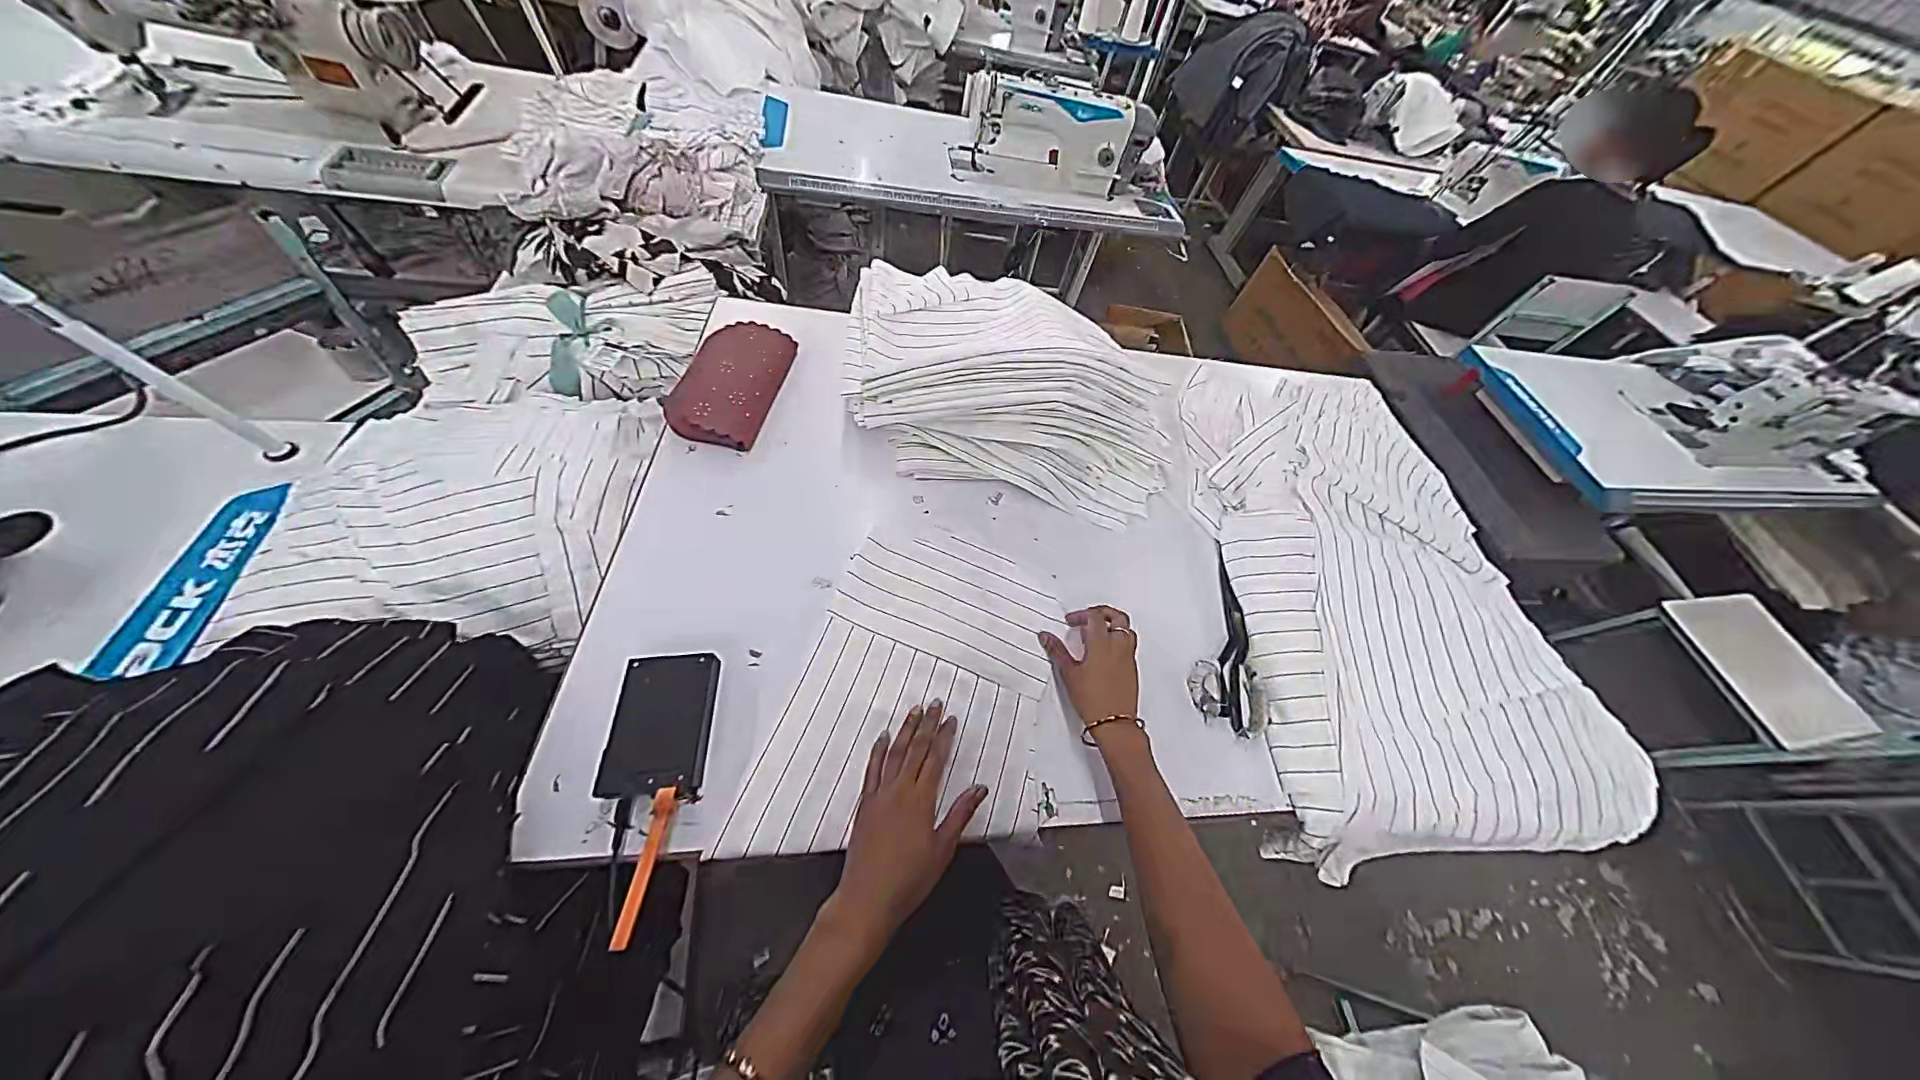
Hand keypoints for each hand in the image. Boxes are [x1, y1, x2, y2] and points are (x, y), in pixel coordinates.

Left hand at [831, 701, 987, 937]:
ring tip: (914, 712)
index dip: (944, 737)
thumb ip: (960, 815)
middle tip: (935, 704)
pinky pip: (872, 769)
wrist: (868, 898)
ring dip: (905, 730)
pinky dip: (878, 750)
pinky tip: (882, 738)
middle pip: (915, 749)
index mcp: (921, 800)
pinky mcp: (865, 804)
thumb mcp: (943, 849)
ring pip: (894, 753)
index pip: (935, 759)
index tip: (950, 720)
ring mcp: (879, 795)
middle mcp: (899, 791)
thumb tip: (978, 789)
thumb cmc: (909, 880)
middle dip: (927, 725)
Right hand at [1038, 605, 1140, 729]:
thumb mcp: (1069, 673)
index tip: (1071, 621)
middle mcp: (1119, 646)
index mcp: (1102, 644)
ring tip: (1098, 631)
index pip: (1095, 617)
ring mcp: (1128, 656)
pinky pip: (1129, 643)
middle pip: (1116, 616)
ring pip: (1126, 628)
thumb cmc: (1093, 700)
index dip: (1081, 614)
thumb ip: (1058, 651)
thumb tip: (1047, 637)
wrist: (1114, 722)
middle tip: (1088, 617)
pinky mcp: (1132, 667)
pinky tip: (1106, 649)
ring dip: (1113, 623)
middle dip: (1101, 612)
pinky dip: (1118, 638)